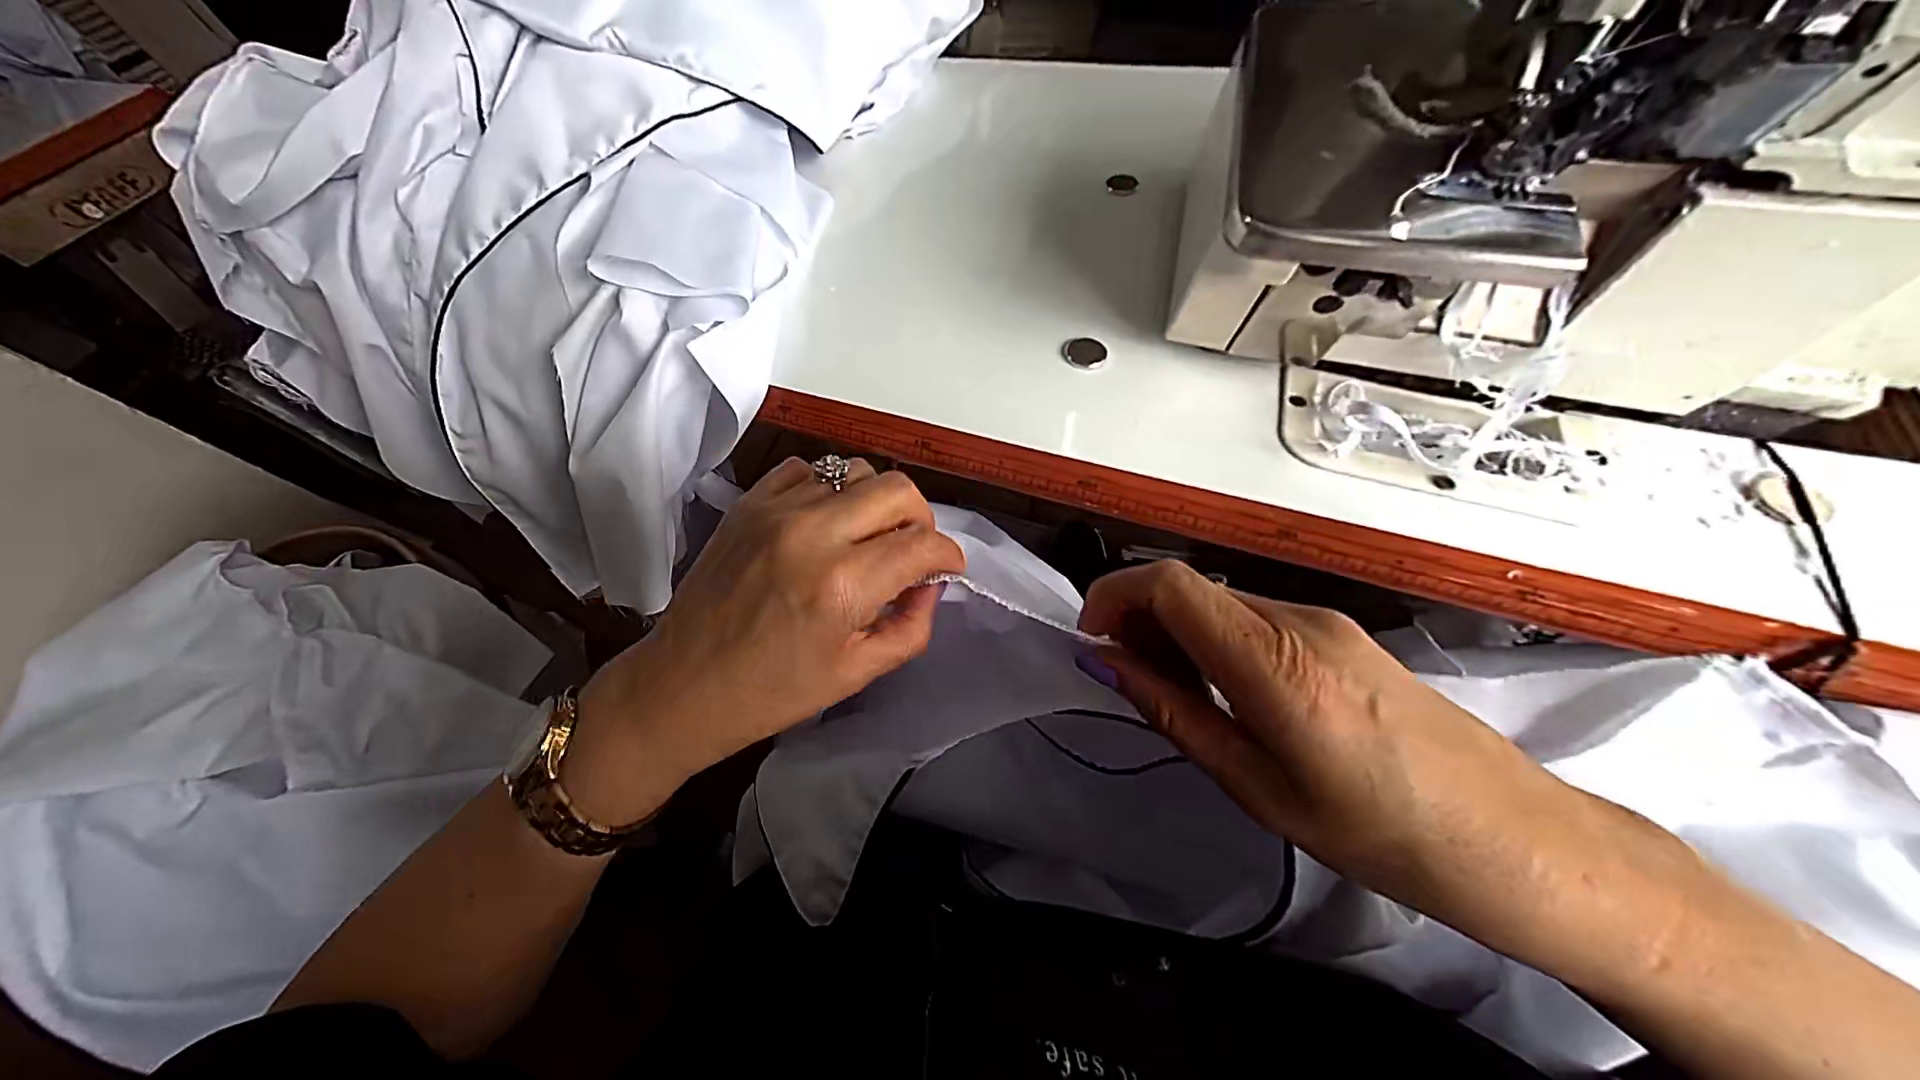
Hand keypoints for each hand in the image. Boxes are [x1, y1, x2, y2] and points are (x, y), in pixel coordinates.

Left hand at [565, 458, 964, 823]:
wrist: (683, 685)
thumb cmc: (771, 692)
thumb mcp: (857, 674)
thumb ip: (911, 627)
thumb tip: (929, 585)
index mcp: (842, 586)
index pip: (923, 543)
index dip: (948, 557)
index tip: (945, 569)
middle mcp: (812, 534)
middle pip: (898, 489)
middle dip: (920, 520)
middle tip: (911, 551)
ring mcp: (776, 511)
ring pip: (856, 471)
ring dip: (875, 504)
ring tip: (865, 539)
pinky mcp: (748, 504)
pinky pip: (808, 470)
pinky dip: (829, 491)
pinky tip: (824, 524)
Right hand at [1078, 560, 1585, 922]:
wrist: (1516, 841)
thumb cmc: (1386, 833)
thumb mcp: (1256, 786)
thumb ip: (1174, 712)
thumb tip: (1113, 667)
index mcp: (1276, 665)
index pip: (1169, 584)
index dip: (1113, 596)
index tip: (1093, 639)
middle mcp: (1300, 623)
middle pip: (1189, 588)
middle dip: (1138, 621)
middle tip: (1127, 678)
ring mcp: (1326, 622)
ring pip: (1218, 602)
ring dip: (1176, 634)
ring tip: (1175, 694)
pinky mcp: (1340, 633)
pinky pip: (1254, 618)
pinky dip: (1216, 642)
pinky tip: (1224, 693)